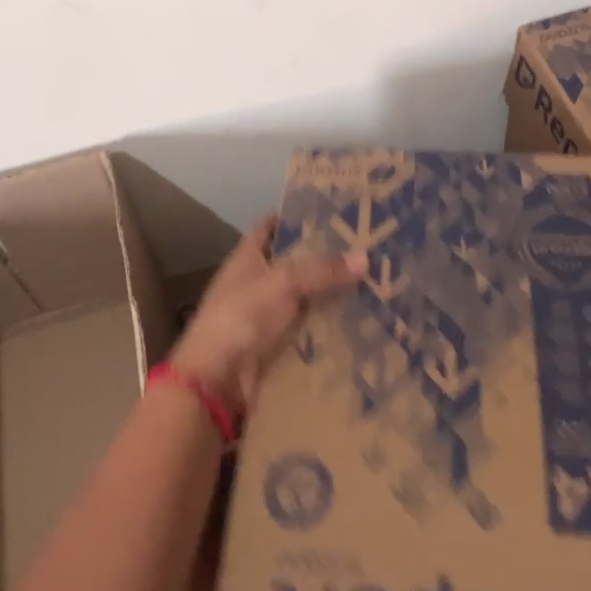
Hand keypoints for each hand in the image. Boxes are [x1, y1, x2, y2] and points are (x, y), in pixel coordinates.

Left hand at [166, 214, 364, 418]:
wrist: (216, 381)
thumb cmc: (240, 318)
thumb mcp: (282, 283)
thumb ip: (322, 269)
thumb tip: (365, 258)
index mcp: (247, 259)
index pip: (271, 226)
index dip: (296, 215)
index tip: (333, 208)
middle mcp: (257, 283)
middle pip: (294, 263)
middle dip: (326, 256)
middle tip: (367, 246)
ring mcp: (267, 316)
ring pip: (306, 297)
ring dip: (332, 293)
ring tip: (374, 280)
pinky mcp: (278, 345)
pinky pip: (309, 329)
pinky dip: (330, 326)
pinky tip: (362, 319)